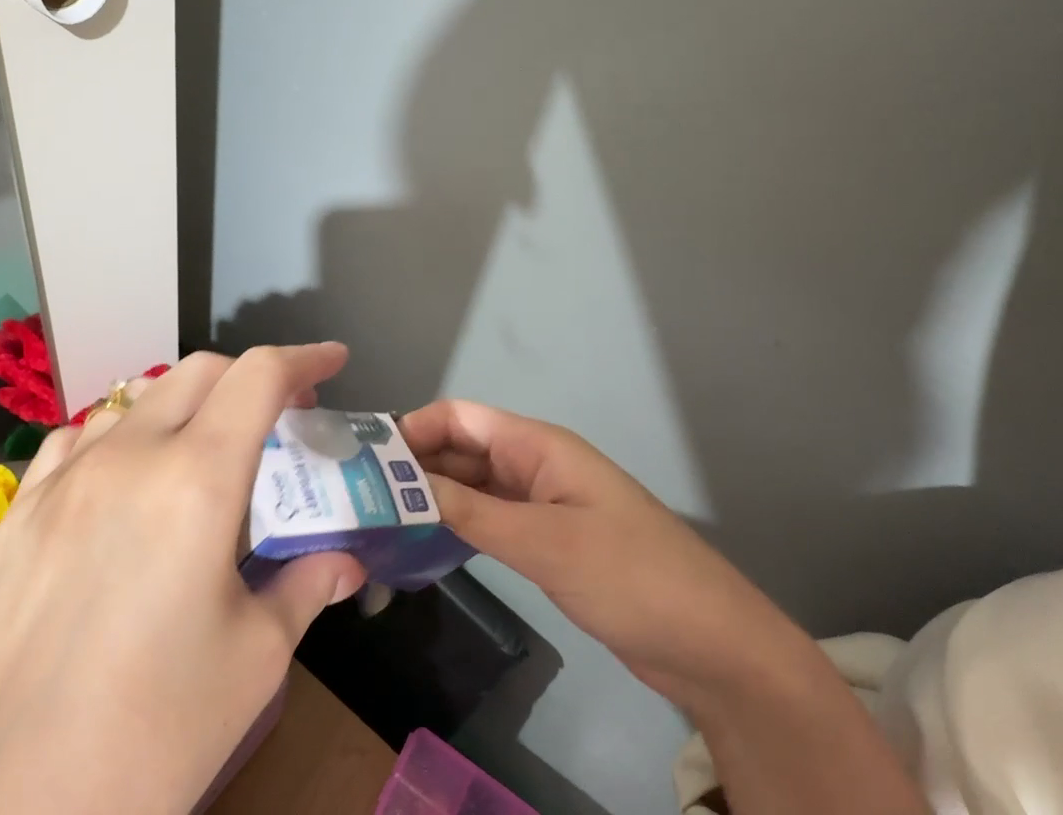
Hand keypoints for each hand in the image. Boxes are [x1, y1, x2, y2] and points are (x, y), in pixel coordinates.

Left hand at [0, 346, 366, 814]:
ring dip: (186, 407)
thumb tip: (344, 562)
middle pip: (197, 372)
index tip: (335, 363)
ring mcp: (60, 481)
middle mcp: (126, 458)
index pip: (258, 377)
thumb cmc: (155, 730)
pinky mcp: (16, 514)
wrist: (8, 804)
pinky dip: (120, 438)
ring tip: (208, 456)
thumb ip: (306, 586)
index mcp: (195, 480)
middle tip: (283, 418)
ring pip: (135, 401)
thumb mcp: (255, 658)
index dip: (305, 357)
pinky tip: (126, 484)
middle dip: (251, 378)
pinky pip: (77, 443)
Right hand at [399, 400, 808, 704]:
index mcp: (540, 447)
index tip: (361, 463)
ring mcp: (541, 507)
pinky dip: (455, 529)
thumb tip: (400, 486)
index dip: (411, 430)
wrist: (707, 644)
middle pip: (461, 451)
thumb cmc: (629, 577)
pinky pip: (488, 523)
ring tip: (375, 524)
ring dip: (430, 500)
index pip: (460, 417)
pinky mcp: (546, 544)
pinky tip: (421, 549)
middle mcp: (535, 467)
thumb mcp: (544, 542)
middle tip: (355, 499)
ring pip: (472, 489)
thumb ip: (471, 512)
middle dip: (412, 468)